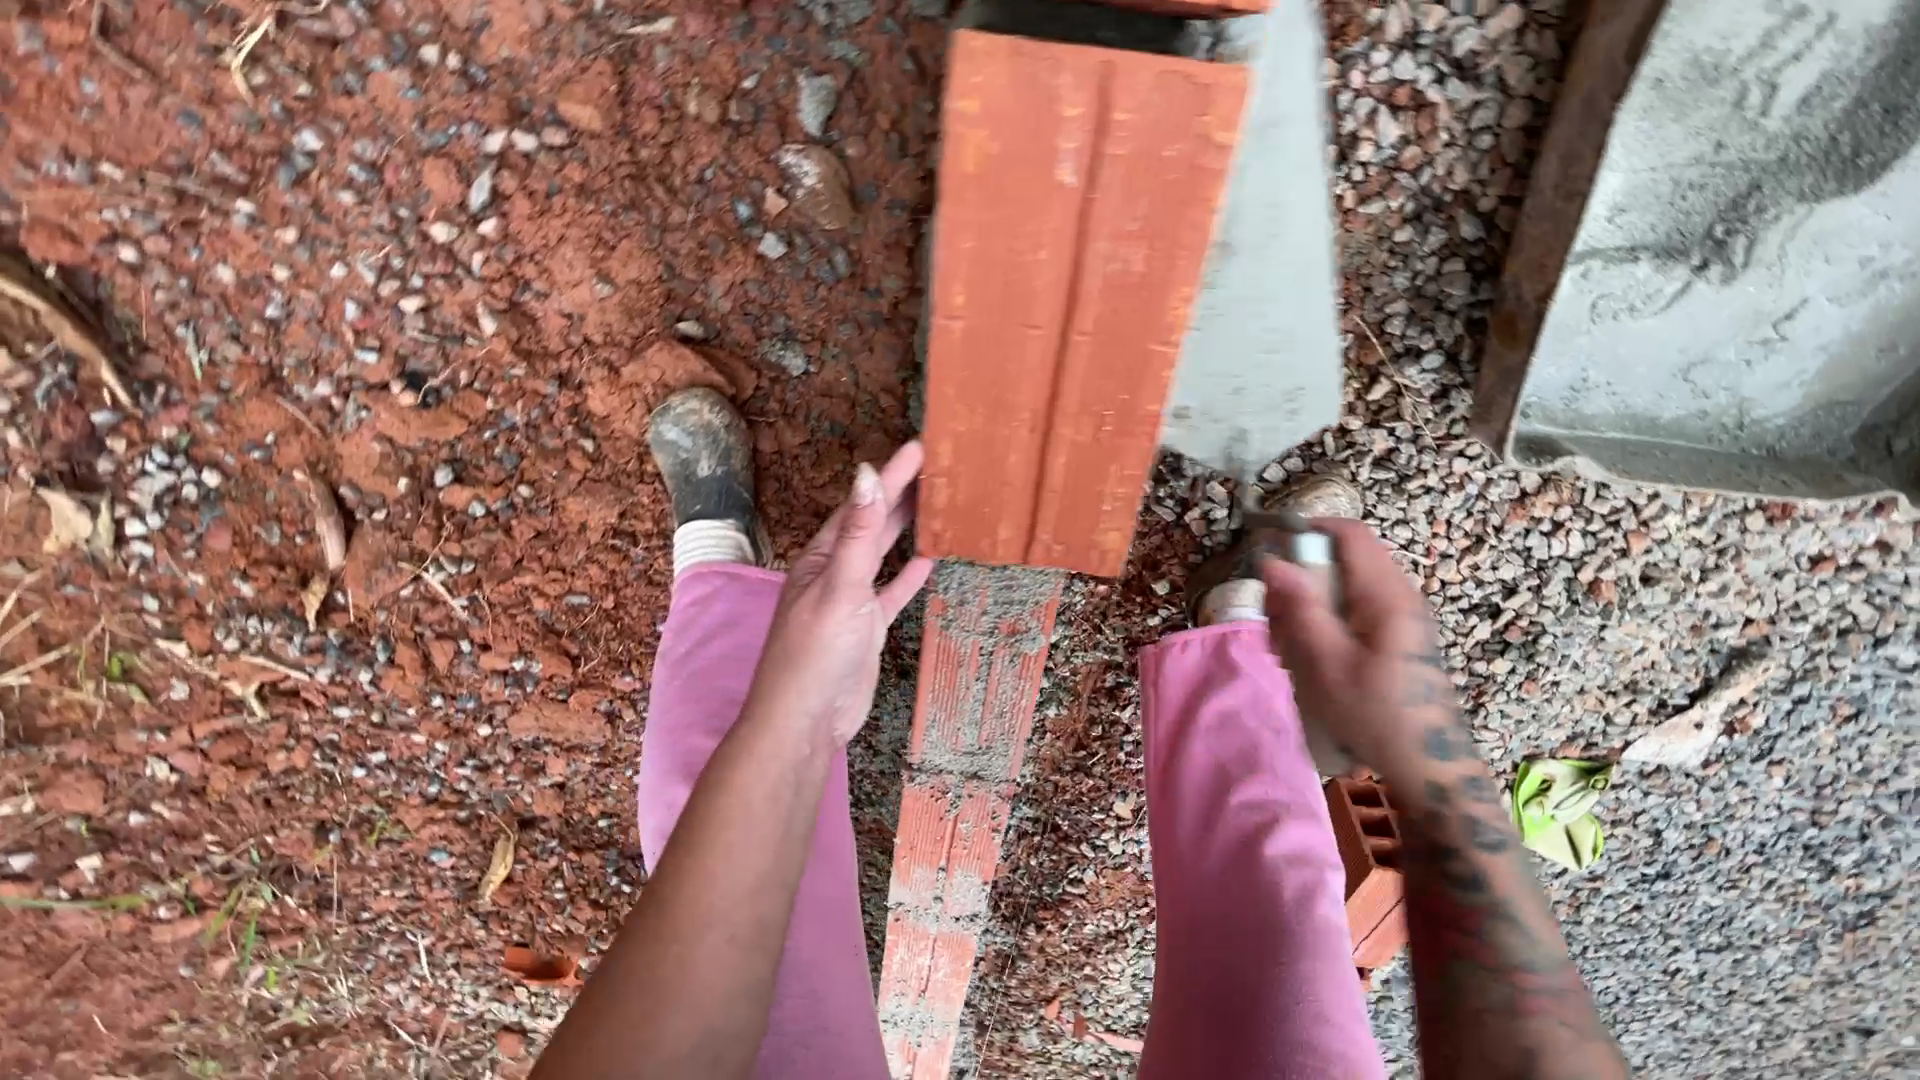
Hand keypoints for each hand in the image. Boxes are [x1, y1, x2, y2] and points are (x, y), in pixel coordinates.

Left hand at [745, 441, 934, 747]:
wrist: (807, 720)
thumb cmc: (816, 652)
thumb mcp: (839, 588)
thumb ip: (859, 535)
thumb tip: (866, 476)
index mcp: (822, 557)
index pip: (861, 506)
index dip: (889, 477)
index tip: (919, 448)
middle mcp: (834, 573)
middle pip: (872, 525)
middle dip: (899, 496)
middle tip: (933, 468)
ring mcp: (851, 601)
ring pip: (883, 555)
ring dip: (905, 531)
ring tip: (934, 505)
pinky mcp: (866, 628)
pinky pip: (891, 593)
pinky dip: (908, 576)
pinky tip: (929, 561)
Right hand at [1261, 519, 1467, 780]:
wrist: (1428, 767)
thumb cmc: (1375, 715)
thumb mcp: (1327, 663)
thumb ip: (1301, 608)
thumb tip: (1272, 561)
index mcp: (1386, 595)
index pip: (1348, 533)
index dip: (1306, 530)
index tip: (1266, 549)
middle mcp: (1396, 596)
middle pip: (1338, 561)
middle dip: (1297, 581)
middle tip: (1273, 620)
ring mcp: (1398, 617)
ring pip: (1339, 589)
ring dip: (1305, 608)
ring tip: (1286, 648)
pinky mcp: (1394, 638)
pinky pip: (1349, 613)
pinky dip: (1322, 625)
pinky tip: (1306, 660)